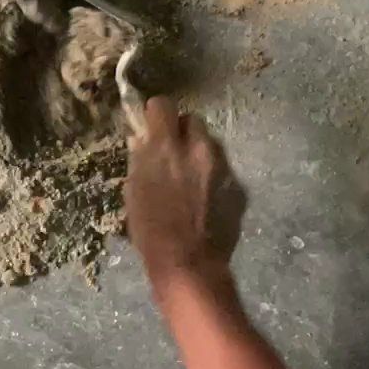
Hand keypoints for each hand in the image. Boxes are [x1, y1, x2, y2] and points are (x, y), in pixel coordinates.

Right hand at [124, 98, 246, 298]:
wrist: (188, 262)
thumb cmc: (149, 228)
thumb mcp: (133, 190)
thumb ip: (139, 159)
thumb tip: (140, 140)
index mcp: (165, 147)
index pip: (163, 105)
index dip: (156, 113)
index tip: (152, 125)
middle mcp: (195, 149)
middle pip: (192, 118)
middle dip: (181, 130)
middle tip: (172, 149)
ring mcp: (219, 166)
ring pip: (209, 143)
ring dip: (197, 151)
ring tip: (188, 175)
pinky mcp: (235, 186)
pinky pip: (221, 169)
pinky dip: (211, 176)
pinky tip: (203, 197)